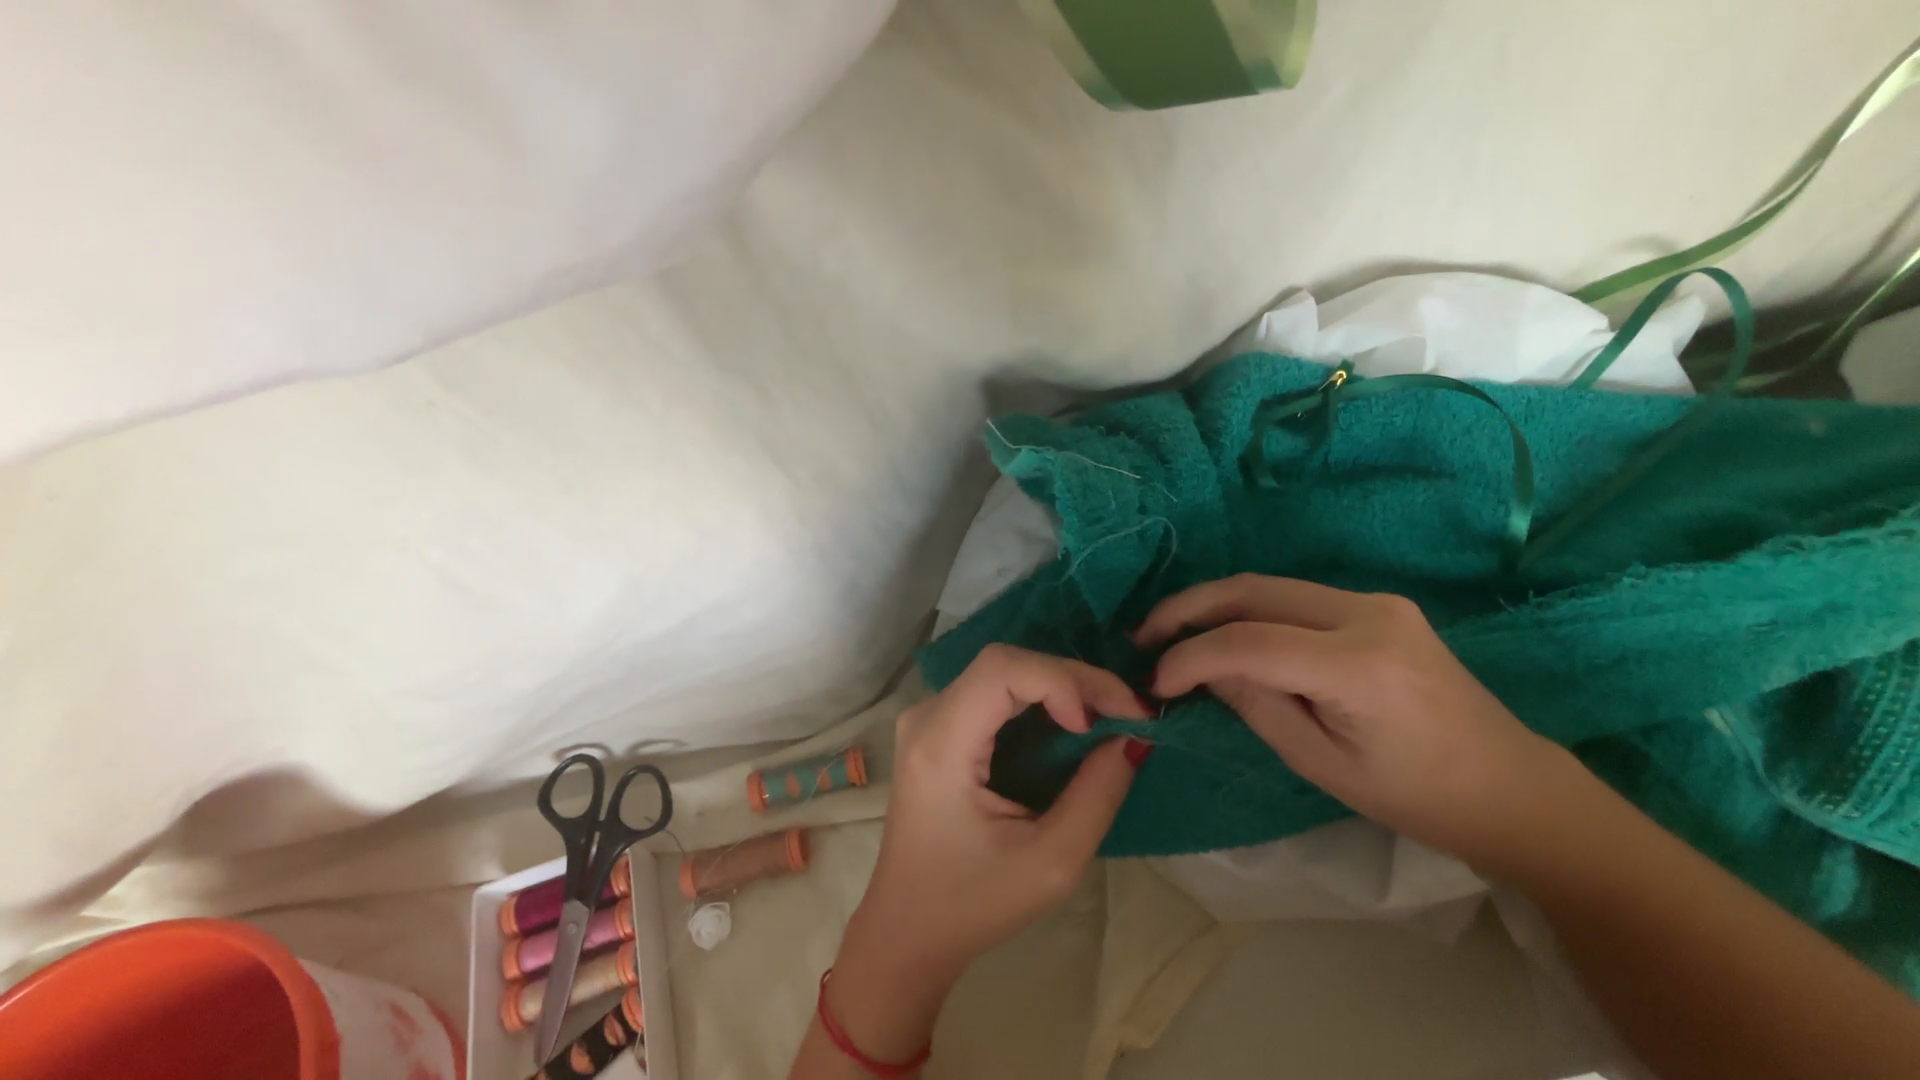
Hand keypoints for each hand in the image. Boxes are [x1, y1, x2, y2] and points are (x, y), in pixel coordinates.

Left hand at [846, 646, 1152, 983]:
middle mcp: (926, 717)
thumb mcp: (1051, 862)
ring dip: (1060, 687)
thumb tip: (1132, 738)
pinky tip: (1072, 726)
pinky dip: (1040, 701)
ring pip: (1002, 672)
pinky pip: (994, 694)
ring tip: (1108, 719)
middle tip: (1126, 714)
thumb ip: (1097, 794)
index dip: (1064, 679)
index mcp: (940, 744)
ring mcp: (928, 721)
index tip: (1105, 723)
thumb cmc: (974, 904)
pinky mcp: (938, 731)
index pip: (1002, 668)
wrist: (909, 931)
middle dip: (1074, 679)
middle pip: (1005, 663)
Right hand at [1135, 574, 1558, 864]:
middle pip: (1253, 591)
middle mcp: (1369, 613)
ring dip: (1215, 606)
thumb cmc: (1416, 796)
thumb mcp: (1321, 764)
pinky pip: (1296, 598)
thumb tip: (1199, 671)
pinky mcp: (1379, 606)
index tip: (1153, 684)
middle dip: (1189, 609)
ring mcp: (1377, 602)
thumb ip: (1255, 705)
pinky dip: (1250, 612)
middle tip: (1143, 637)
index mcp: (1359, 664)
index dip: (1188, 656)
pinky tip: (1223, 635)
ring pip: (1270, 587)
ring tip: (1171, 636)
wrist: (1510, 787)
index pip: (1248, 642)